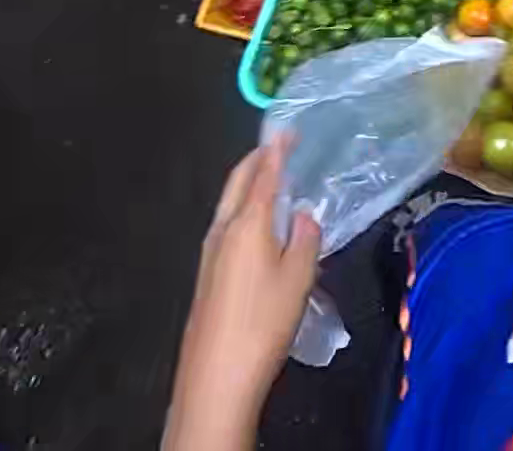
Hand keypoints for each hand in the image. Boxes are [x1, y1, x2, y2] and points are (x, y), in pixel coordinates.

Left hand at [167, 137, 320, 442]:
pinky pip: (225, 223)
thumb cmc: (263, 322)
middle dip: (256, 160)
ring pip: (228, 202)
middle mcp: (223, 230)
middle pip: (237, 182)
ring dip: (247, 182)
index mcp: (247, 223)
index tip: (287, 130)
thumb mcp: (299, 277)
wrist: (215, 380)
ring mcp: (209, 252)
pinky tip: (255, 223)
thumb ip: (306, 238)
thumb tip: (304, 215)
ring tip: (268, 176)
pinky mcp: (206, 274)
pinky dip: (241, 206)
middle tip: (276, 146)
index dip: (277, 150)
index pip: (264, 174)